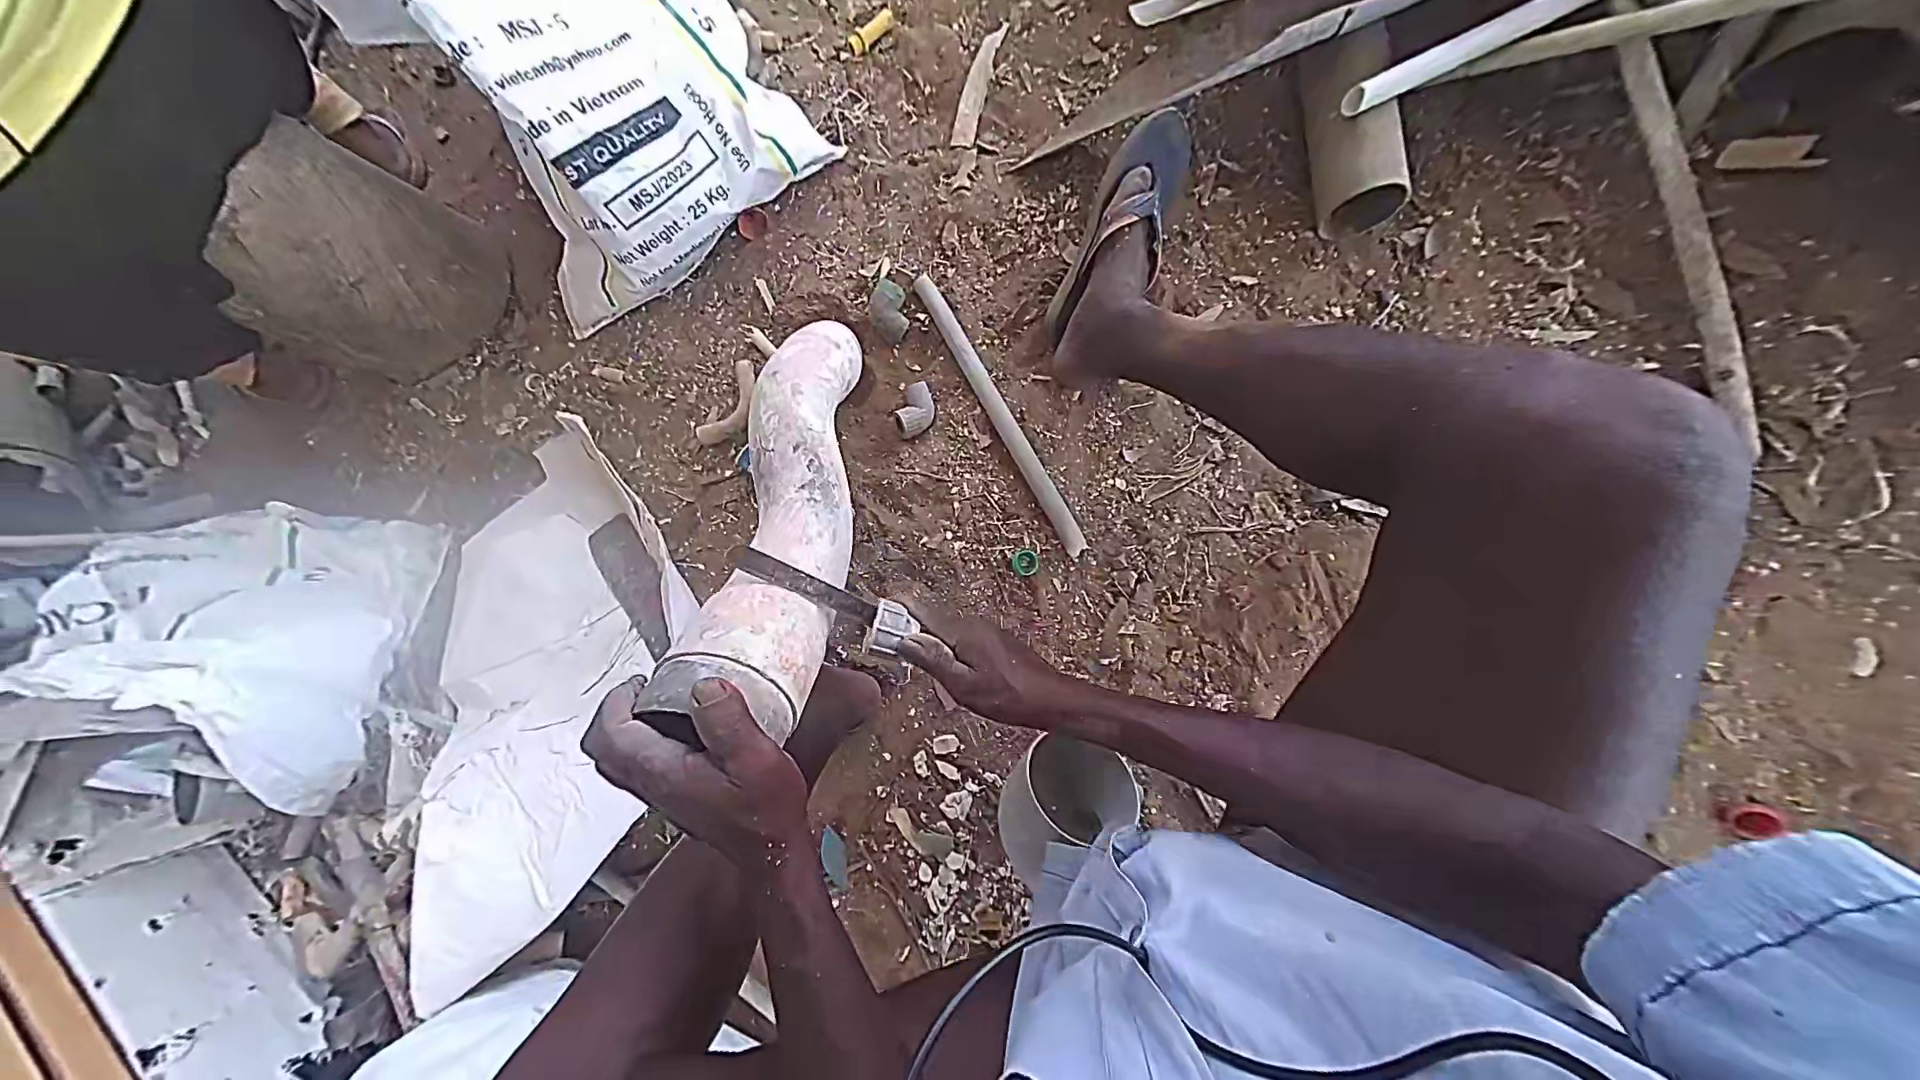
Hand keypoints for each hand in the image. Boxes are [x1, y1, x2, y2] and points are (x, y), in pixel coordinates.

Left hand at [583, 677, 810, 871]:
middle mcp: (654, 785)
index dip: (617, 701)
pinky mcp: (678, 797)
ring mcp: (663, 794)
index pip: (612, 734)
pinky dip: (647, 741)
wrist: (772, 849)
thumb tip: (704, 686)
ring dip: (629, 726)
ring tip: (660, 702)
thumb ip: (728, 721)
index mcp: (665, 771)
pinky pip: (643, 765)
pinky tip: (682, 729)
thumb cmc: (766, 810)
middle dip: (615, 712)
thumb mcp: (756, 758)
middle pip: (604, 749)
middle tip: (643, 689)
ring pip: (620, 759)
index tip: (643, 680)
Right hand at [896, 604, 1073, 729]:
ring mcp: (983, 630)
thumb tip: (905, 640)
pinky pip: (961, 642)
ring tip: (941, 685)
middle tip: (905, 665)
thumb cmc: (1009, 696)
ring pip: (946, 635)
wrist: (1050, 698)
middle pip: (930, 623)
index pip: (920, 609)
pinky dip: (951, 657)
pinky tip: (960, 682)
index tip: (877, 616)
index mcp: (962, 631)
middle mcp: (971, 623)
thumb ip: (933, 661)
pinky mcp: (991, 640)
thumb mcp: (964, 686)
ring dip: (934, 653)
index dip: (895, 609)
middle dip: (914, 640)